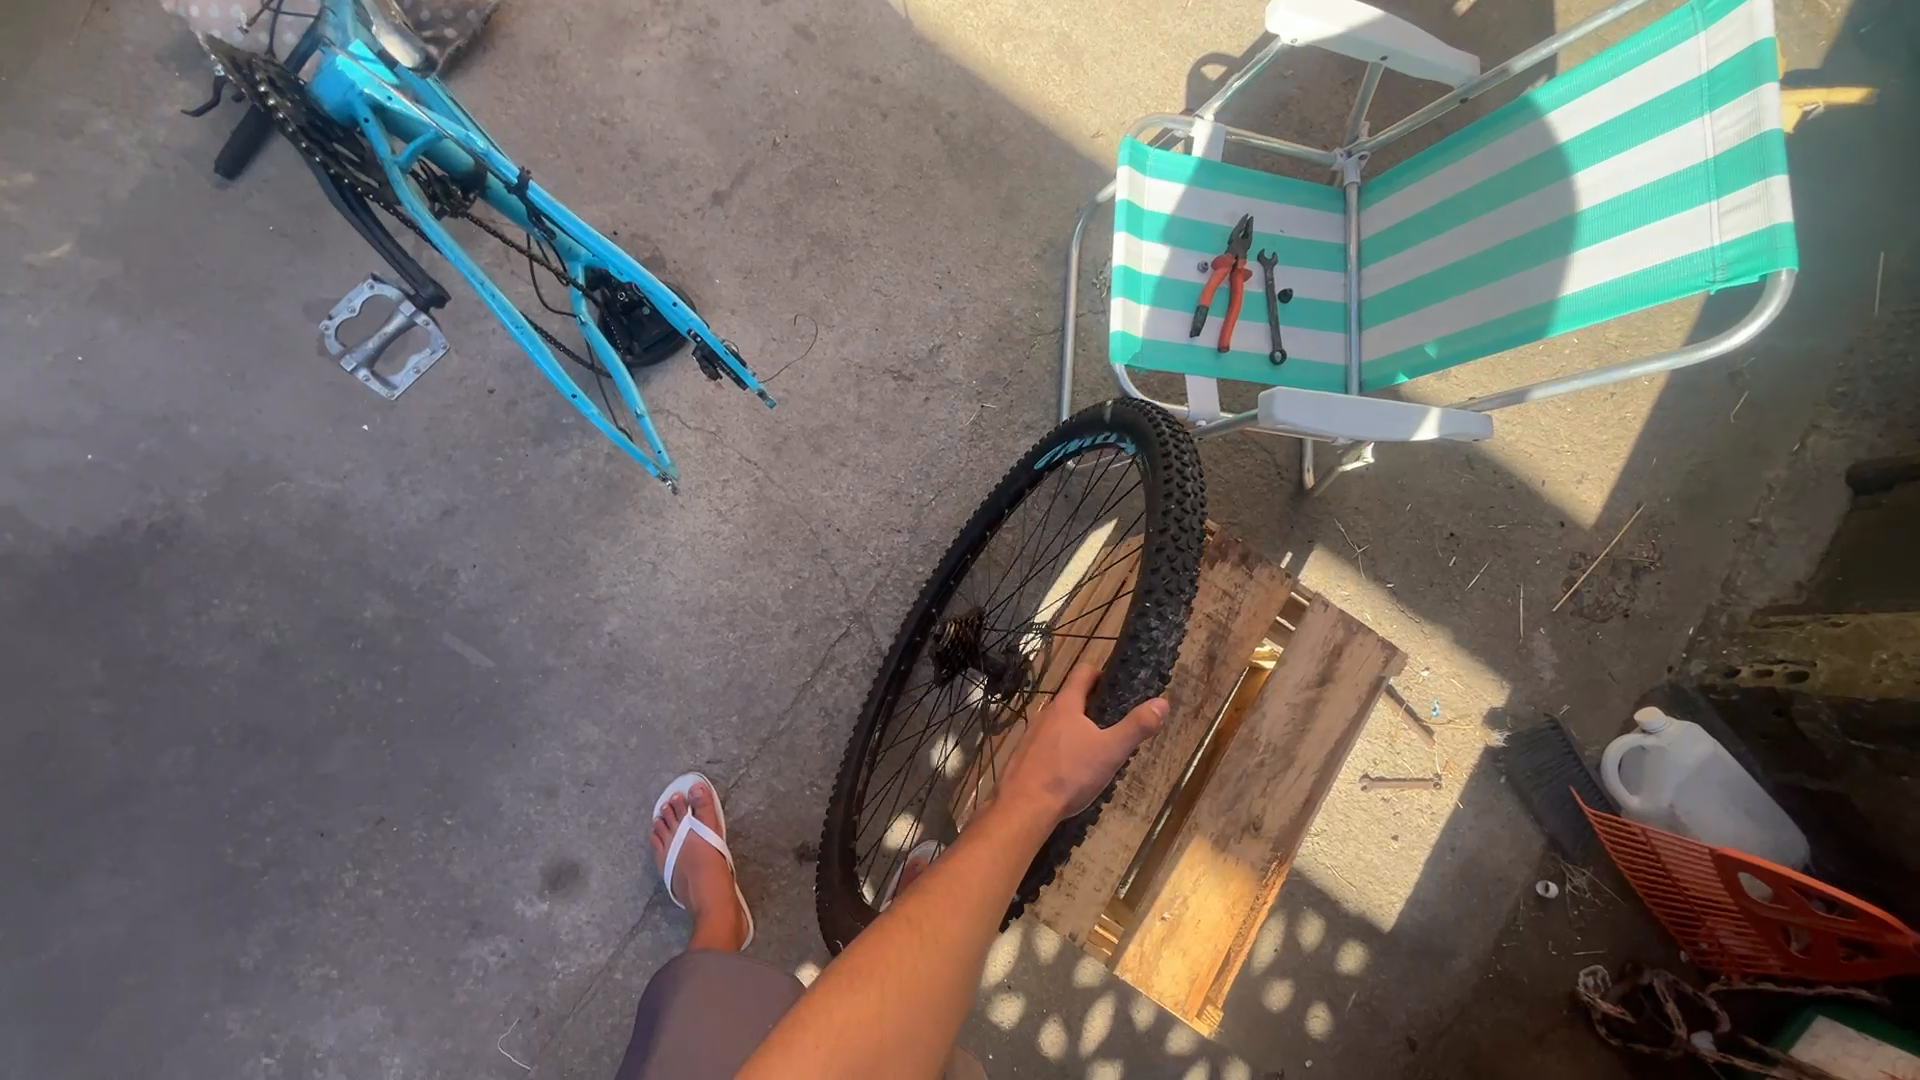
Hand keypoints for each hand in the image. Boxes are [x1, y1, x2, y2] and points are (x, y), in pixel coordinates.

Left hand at [997, 664, 1167, 824]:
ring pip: (1059, 723)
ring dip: (1077, 728)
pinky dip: (1063, 748)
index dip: (1101, 673)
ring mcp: (1031, 735)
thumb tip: (1162, 703)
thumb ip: (1136, 726)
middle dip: (1093, 706)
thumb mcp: (1111, 751)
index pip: (1083, 672)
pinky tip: (1073, 771)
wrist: (1024, 807)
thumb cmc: (1070, 774)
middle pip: (1071, 698)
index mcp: (1066, 705)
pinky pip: (1048, 744)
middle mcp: (1045, 714)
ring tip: (1097, 749)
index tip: (1117, 686)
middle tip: (1114, 723)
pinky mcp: (1024, 756)